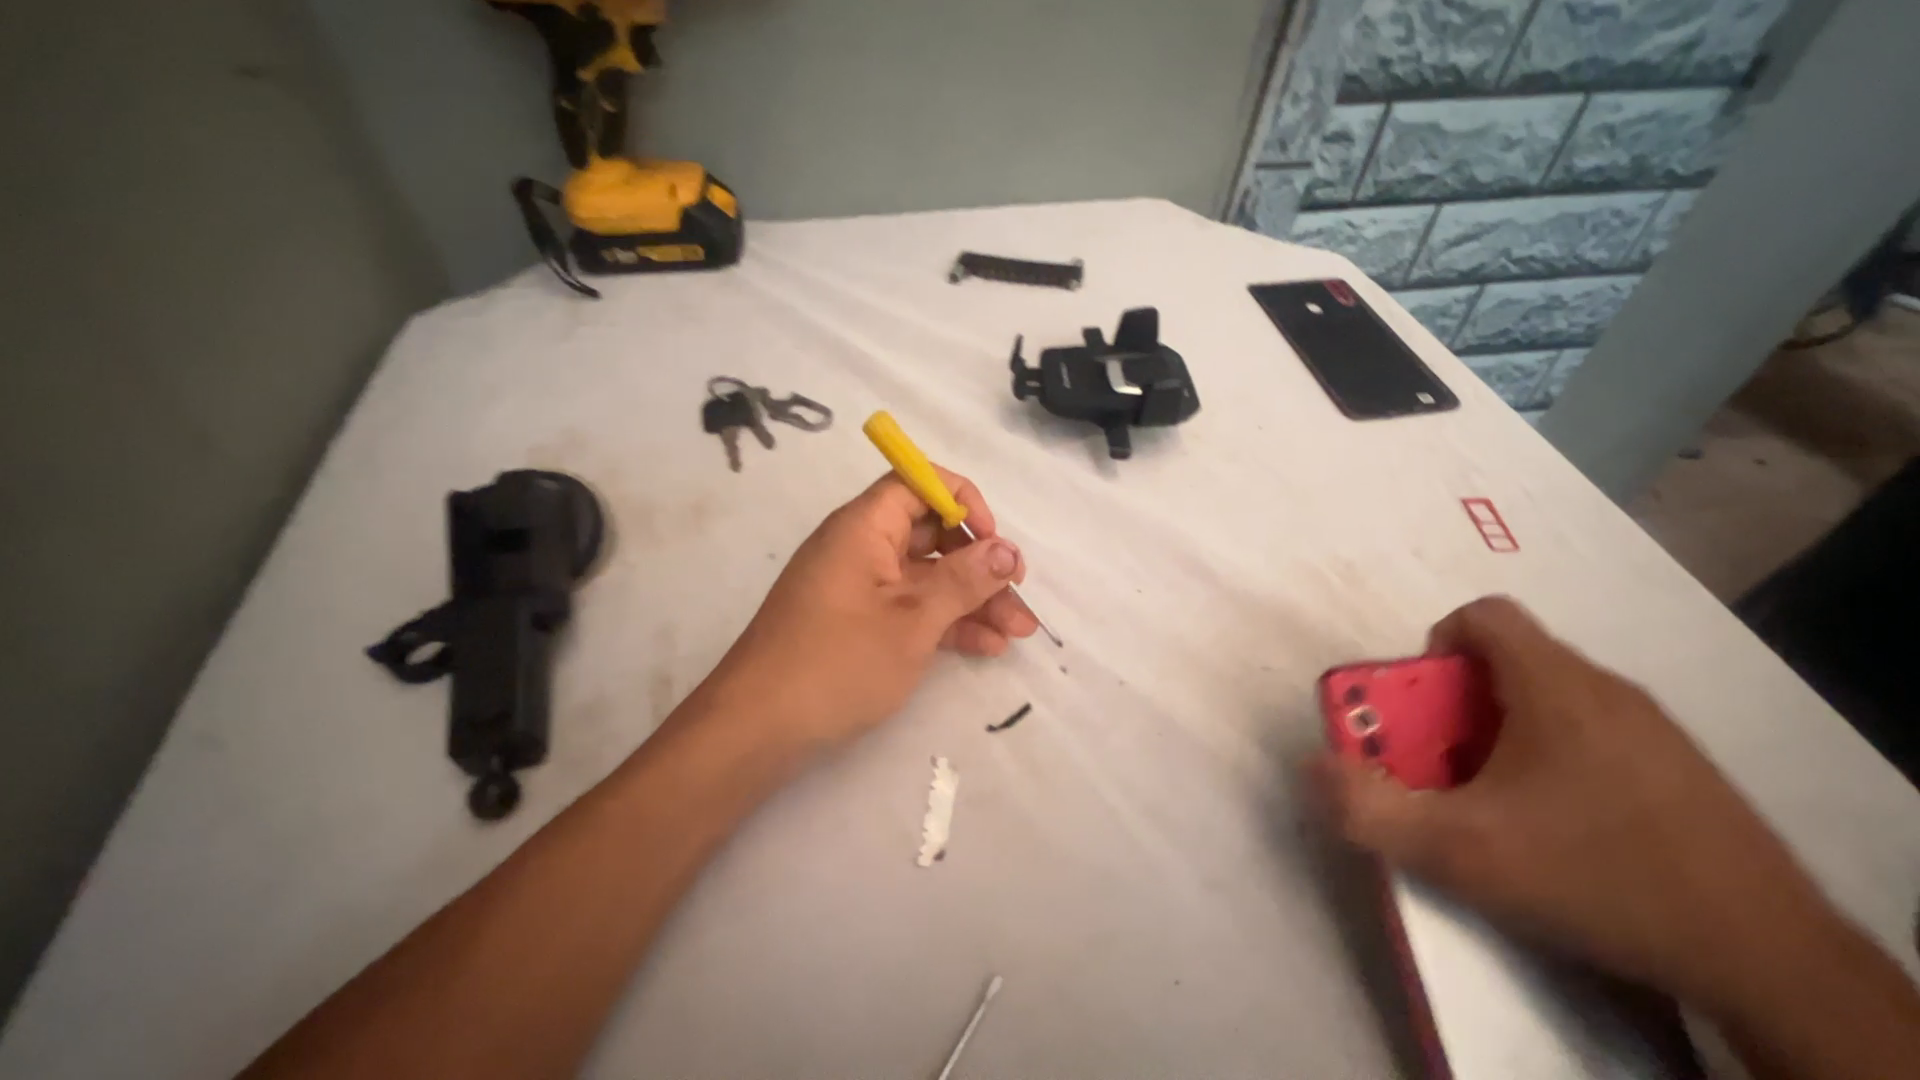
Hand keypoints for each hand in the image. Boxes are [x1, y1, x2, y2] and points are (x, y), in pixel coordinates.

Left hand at [696, 467, 1037, 749]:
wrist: (758, 729)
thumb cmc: (837, 663)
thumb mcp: (912, 621)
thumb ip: (964, 581)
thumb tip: (1007, 550)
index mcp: (863, 527)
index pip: (916, 483)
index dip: (962, 501)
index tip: (994, 540)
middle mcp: (859, 548)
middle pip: (930, 536)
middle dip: (981, 566)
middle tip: (1020, 599)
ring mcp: (858, 589)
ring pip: (926, 579)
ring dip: (973, 601)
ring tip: (1018, 634)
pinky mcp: (857, 625)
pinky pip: (909, 610)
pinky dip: (945, 624)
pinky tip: (986, 648)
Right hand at [1311, 596, 1835, 1006]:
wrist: (1761, 953)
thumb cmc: (1593, 874)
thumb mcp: (1457, 852)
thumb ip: (1368, 808)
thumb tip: (1313, 767)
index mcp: (1554, 685)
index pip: (1482, 616)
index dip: (1431, 649)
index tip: (1419, 712)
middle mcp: (1607, 690)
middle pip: (1508, 663)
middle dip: (1456, 708)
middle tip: (1446, 772)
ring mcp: (1656, 730)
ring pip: (1552, 703)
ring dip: (1505, 738)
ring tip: (1500, 809)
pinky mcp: (1684, 772)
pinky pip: (1595, 738)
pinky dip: (1556, 765)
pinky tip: (1564, 835)